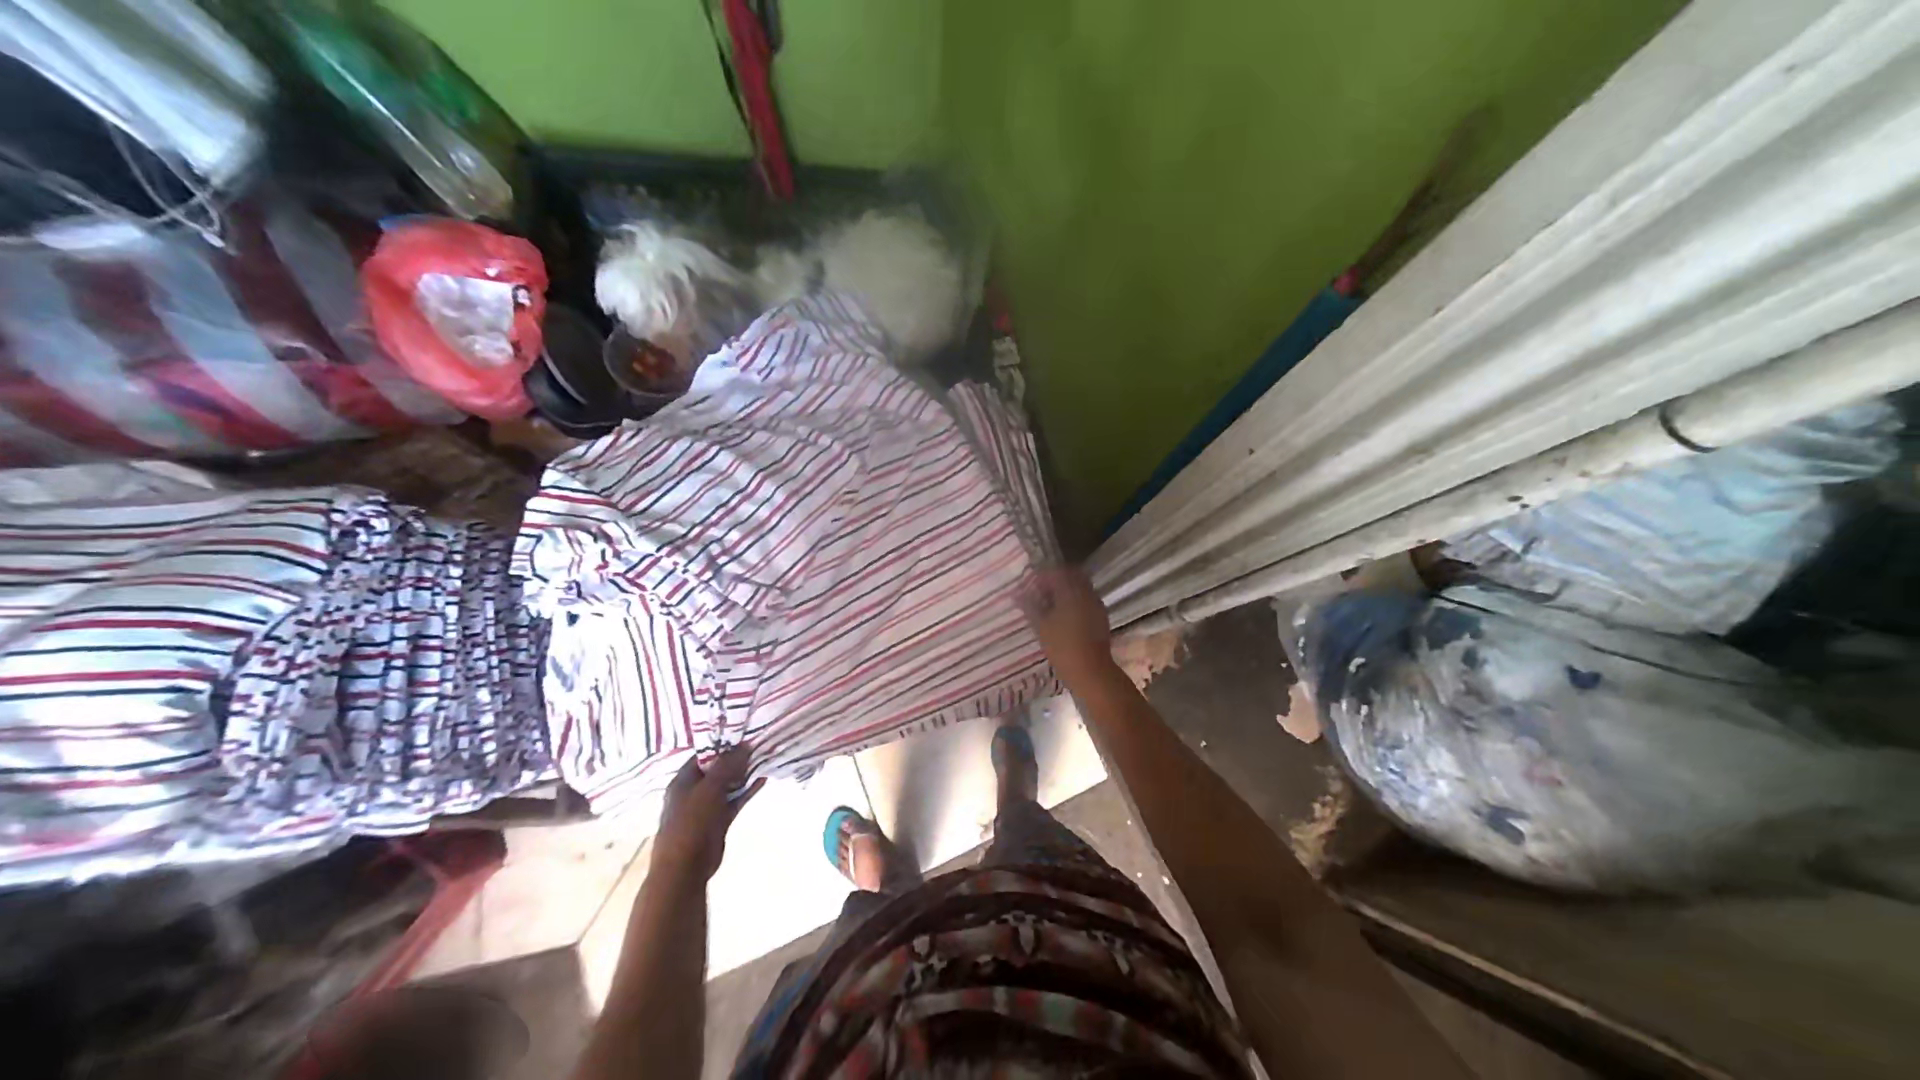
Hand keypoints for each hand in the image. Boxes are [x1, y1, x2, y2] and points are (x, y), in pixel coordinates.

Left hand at [653, 745, 763, 882]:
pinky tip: (763, 779)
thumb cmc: (691, 822)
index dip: (723, 744)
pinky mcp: (719, 820)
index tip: (744, 734)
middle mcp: (694, 790)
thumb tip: (745, 744)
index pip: (704, 755)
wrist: (685, 866)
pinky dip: (747, 791)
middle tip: (759, 743)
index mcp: (683, 780)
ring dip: (744, 774)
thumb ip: (727, 765)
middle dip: (737, 758)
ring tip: (764, 758)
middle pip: (718, 768)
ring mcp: (707, 806)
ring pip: (728, 784)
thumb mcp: (709, 788)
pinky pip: (735, 800)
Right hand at [1016, 565, 1117, 688]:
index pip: (1056, 572)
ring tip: (1049, 607)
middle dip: (1055, 582)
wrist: (1091, 671)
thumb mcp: (1041, 626)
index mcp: (1072, 591)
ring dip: (1065, 592)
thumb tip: (1017, 593)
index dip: (1041, 576)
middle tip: (1040, 594)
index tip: (1029, 586)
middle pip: (1071, 577)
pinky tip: (1062, 618)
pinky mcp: (1101, 618)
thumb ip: (1030, 606)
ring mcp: (1096, 605)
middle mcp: (1087, 593)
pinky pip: (1086, 601)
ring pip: (1080, 588)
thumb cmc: (1062, 647)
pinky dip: (1074, 603)